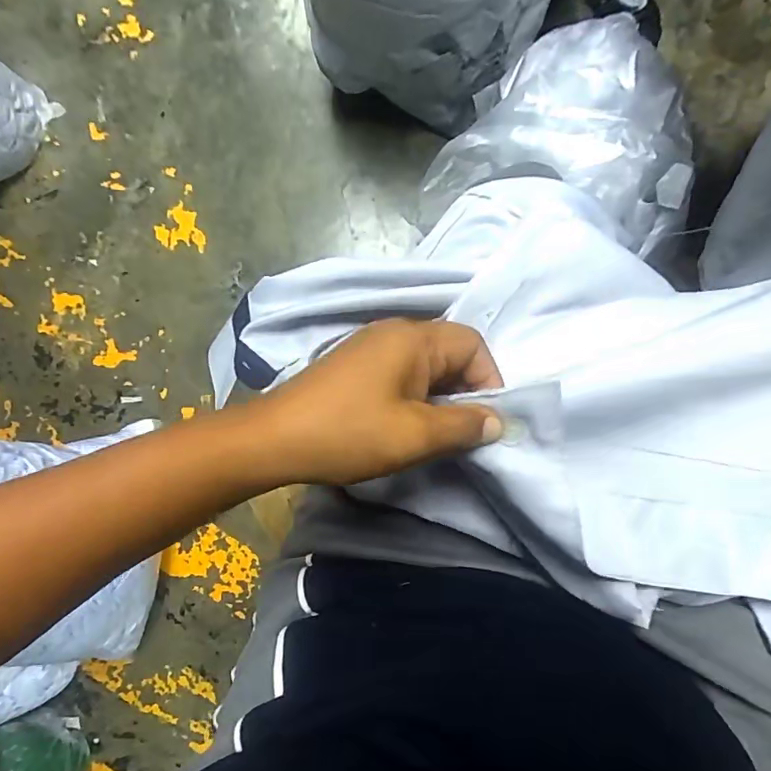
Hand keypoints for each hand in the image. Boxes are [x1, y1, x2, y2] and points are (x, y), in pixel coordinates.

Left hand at [247, 319, 503, 485]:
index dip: (489, 381)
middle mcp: (391, 332)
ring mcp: (366, 347)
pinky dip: (409, 398)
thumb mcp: (415, 435)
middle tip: (460, 433)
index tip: (485, 422)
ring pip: (421, 367)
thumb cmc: (349, 433)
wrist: (274, 439)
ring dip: (435, 398)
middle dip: (462, 392)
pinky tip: (399, 427)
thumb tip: (496, 420)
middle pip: (448, 353)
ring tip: (430, 436)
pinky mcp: (350, 367)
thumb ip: (462, 426)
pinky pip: (396, 375)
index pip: (473, 344)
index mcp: (412, 338)